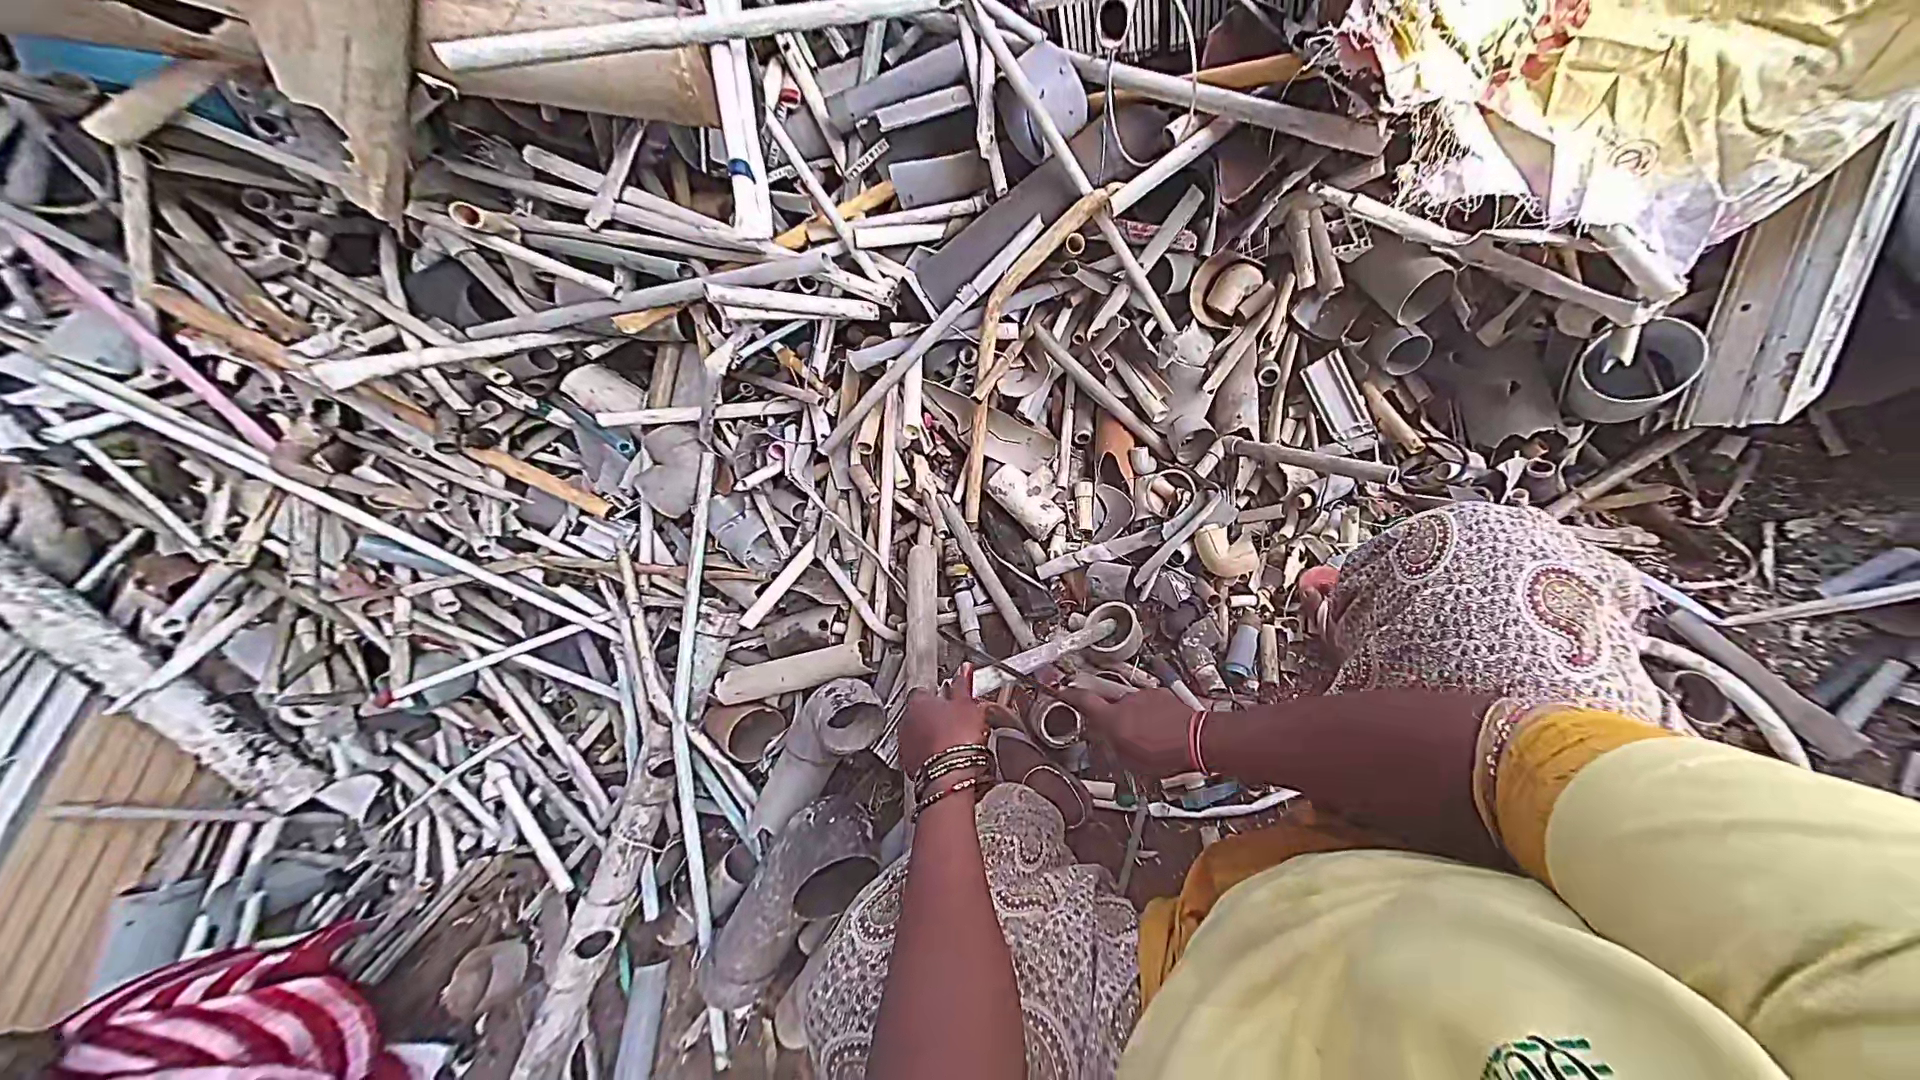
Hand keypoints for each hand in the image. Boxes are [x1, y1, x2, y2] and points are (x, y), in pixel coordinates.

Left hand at [900, 664, 989, 775]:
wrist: (952, 775)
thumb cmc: (958, 738)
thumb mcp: (967, 704)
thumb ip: (963, 685)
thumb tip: (964, 670)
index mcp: (918, 701)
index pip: (924, 690)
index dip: (939, 694)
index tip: (951, 698)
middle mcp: (906, 721)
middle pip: (920, 713)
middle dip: (935, 715)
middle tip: (956, 720)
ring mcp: (906, 744)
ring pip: (919, 734)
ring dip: (932, 735)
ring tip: (954, 740)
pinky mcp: (910, 766)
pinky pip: (920, 754)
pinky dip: (931, 754)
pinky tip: (946, 756)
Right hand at [1060, 687, 1194, 776]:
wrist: (1199, 741)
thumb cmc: (1167, 755)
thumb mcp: (1131, 762)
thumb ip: (1112, 746)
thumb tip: (1106, 741)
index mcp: (1113, 719)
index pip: (1083, 700)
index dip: (1070, 695)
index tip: (1063, 692)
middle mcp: (1126, 702)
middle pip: (1107, 702)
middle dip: (1108, 714)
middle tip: (1116, 729)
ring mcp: (1144, 696)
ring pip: (1129, 703)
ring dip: (1132, 716)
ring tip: (1146, 736)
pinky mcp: (1161, 694)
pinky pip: (1147, 702)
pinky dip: (1149, 713)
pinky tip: (1160, 729)